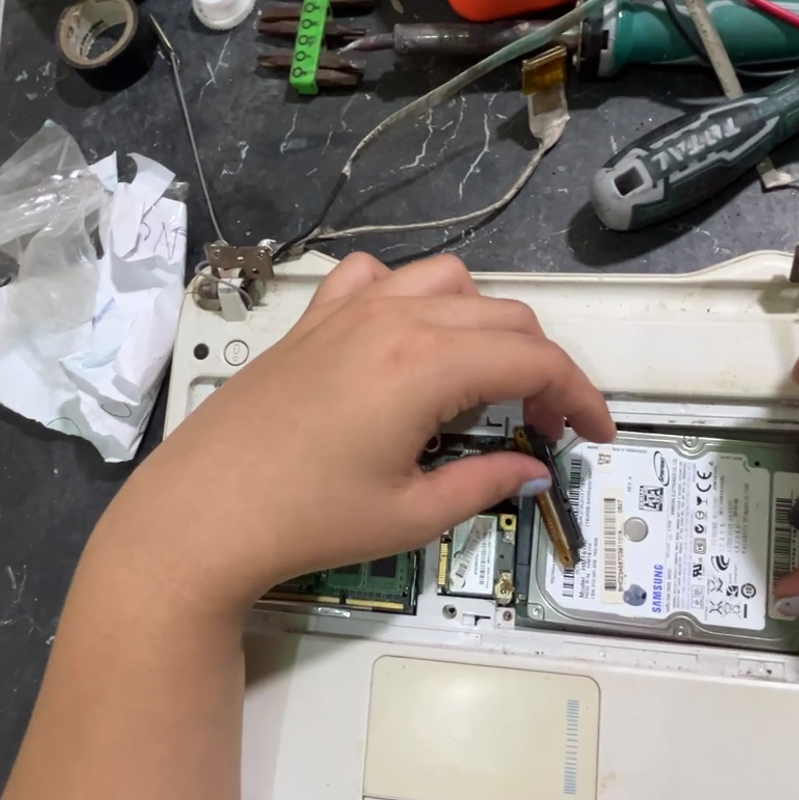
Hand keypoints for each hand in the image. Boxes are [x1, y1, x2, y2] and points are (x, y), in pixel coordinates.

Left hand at [95, 253, 614, 610]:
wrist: (202, 513)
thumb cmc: (308, 520)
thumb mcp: (411, 515)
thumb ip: (485, 483)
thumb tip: (535, 469)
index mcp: (427, 364)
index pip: (535, 359)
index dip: (579, 395)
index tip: (596, 434)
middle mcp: (396, 318)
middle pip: (504, 316)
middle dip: (541, 366)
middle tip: (540, 423)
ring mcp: (350, 309)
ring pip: (450, 282)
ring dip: (486, 322)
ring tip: (482, 377)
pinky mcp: (314, 318)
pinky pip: (378, 279)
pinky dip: (411, 296)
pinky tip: (404, 336)